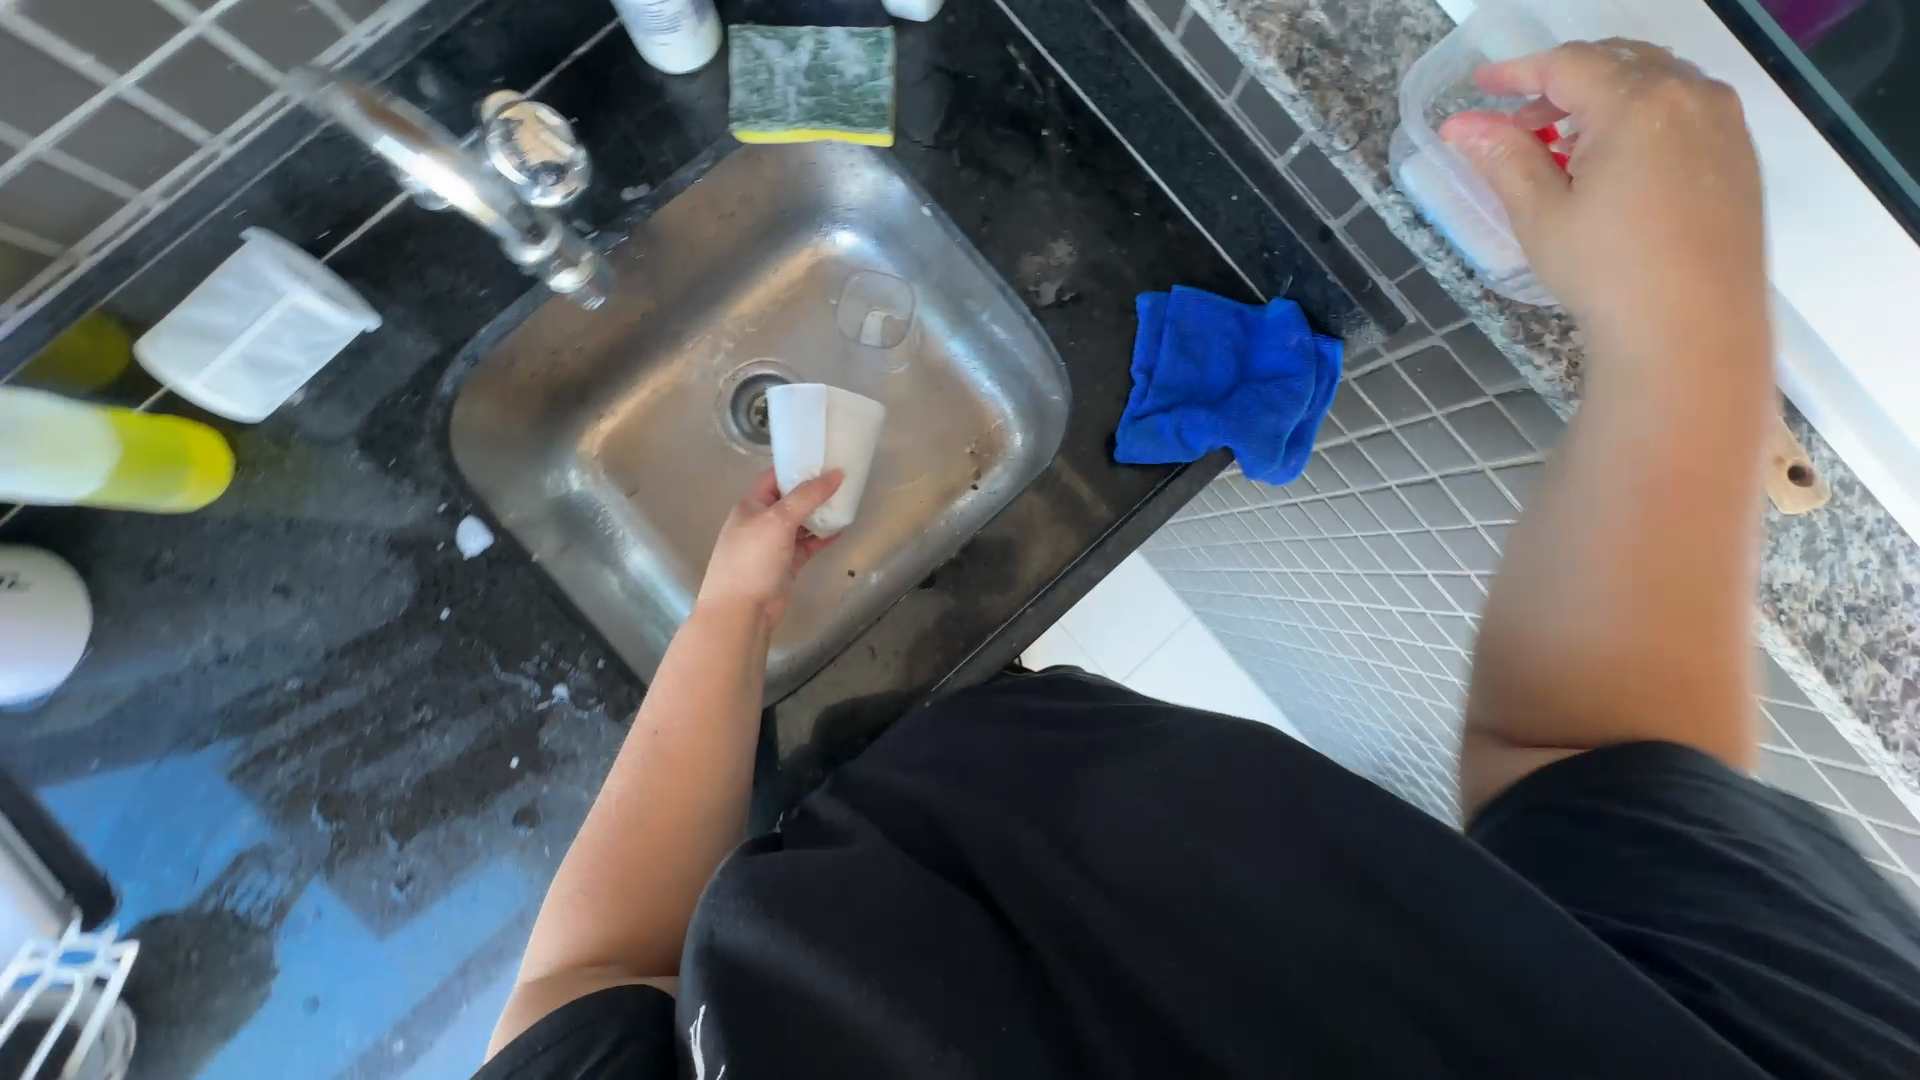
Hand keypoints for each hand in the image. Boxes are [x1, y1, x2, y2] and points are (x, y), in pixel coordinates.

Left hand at [696, 469, 843, 629]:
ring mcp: (774, 544)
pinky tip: (841, 528)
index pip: (774, 477)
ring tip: (846, 501)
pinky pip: (808, 544)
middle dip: (814, 490)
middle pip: (791, 499)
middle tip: (842, 478)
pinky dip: (823, 537)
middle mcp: (762, 521)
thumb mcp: (778, 520)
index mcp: (751, 505)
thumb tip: (835, 474)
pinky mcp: (787, 564)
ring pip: (802, 523)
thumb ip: (807, 496)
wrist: (741, 611)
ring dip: (821, 514)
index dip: (796, 467)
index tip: (823, 458)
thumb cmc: (752, 559)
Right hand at [1441, 40, 1767, 355]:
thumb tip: (1461, 125)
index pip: (1569, 64)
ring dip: (1597, 99)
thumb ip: (1503, 158)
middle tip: (1514, 122)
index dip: (1518, 71)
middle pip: (1616, 61)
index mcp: (1637, 103)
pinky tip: (1605, 164)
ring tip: (1556, 146)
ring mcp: (1721, 119)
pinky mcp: (1734, 150)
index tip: (1479, 86)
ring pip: (1651, 82)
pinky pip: (1678, 108)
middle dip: (1558, 83)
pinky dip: (1633, 117)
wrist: (1688, 321)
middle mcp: (1689, 94)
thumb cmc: (1603, 268)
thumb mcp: (1539, 214)